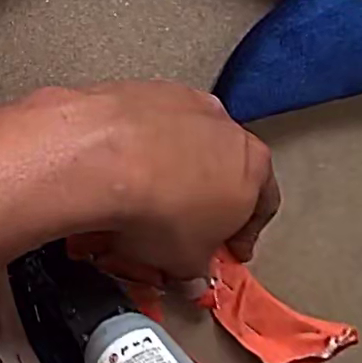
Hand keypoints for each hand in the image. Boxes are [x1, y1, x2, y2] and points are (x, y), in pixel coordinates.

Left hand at [6, 81, 280, 276]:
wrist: (100, 158)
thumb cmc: (155, 207)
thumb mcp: (186, 262)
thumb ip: (196, 267)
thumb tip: (187, 273)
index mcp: (252, 164)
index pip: (260, 204)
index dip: (243, 232)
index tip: (229, 247)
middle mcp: (220, 122)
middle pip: (217, 164)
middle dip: (201, 195)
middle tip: (180, 221)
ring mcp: (174, 99)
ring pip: (175, 139)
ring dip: (163, 165)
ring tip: (137, 194)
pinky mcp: (131, 88)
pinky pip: (134, 125)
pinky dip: (127, 145)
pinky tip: (110, 168)